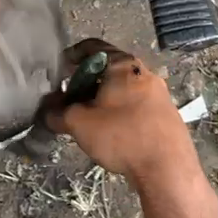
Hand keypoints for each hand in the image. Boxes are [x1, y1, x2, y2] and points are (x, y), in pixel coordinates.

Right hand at [44, 40, 215, 217]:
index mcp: (123, 65)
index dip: (70, 56)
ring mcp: (159, 94)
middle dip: (84, 82)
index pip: (92, 47)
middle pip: (107, 69)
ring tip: (87, 119)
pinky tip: (112, 132)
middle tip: (68, 100)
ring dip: (101, 98)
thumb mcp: (79, 123)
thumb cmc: (122, 136)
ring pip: (122, 88)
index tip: (58, 73)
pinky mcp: (167, 115)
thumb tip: (48, 110)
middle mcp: (144, 73)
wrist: (169, 171)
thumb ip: (58, 113)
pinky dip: (119, 111)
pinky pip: (135, 104)